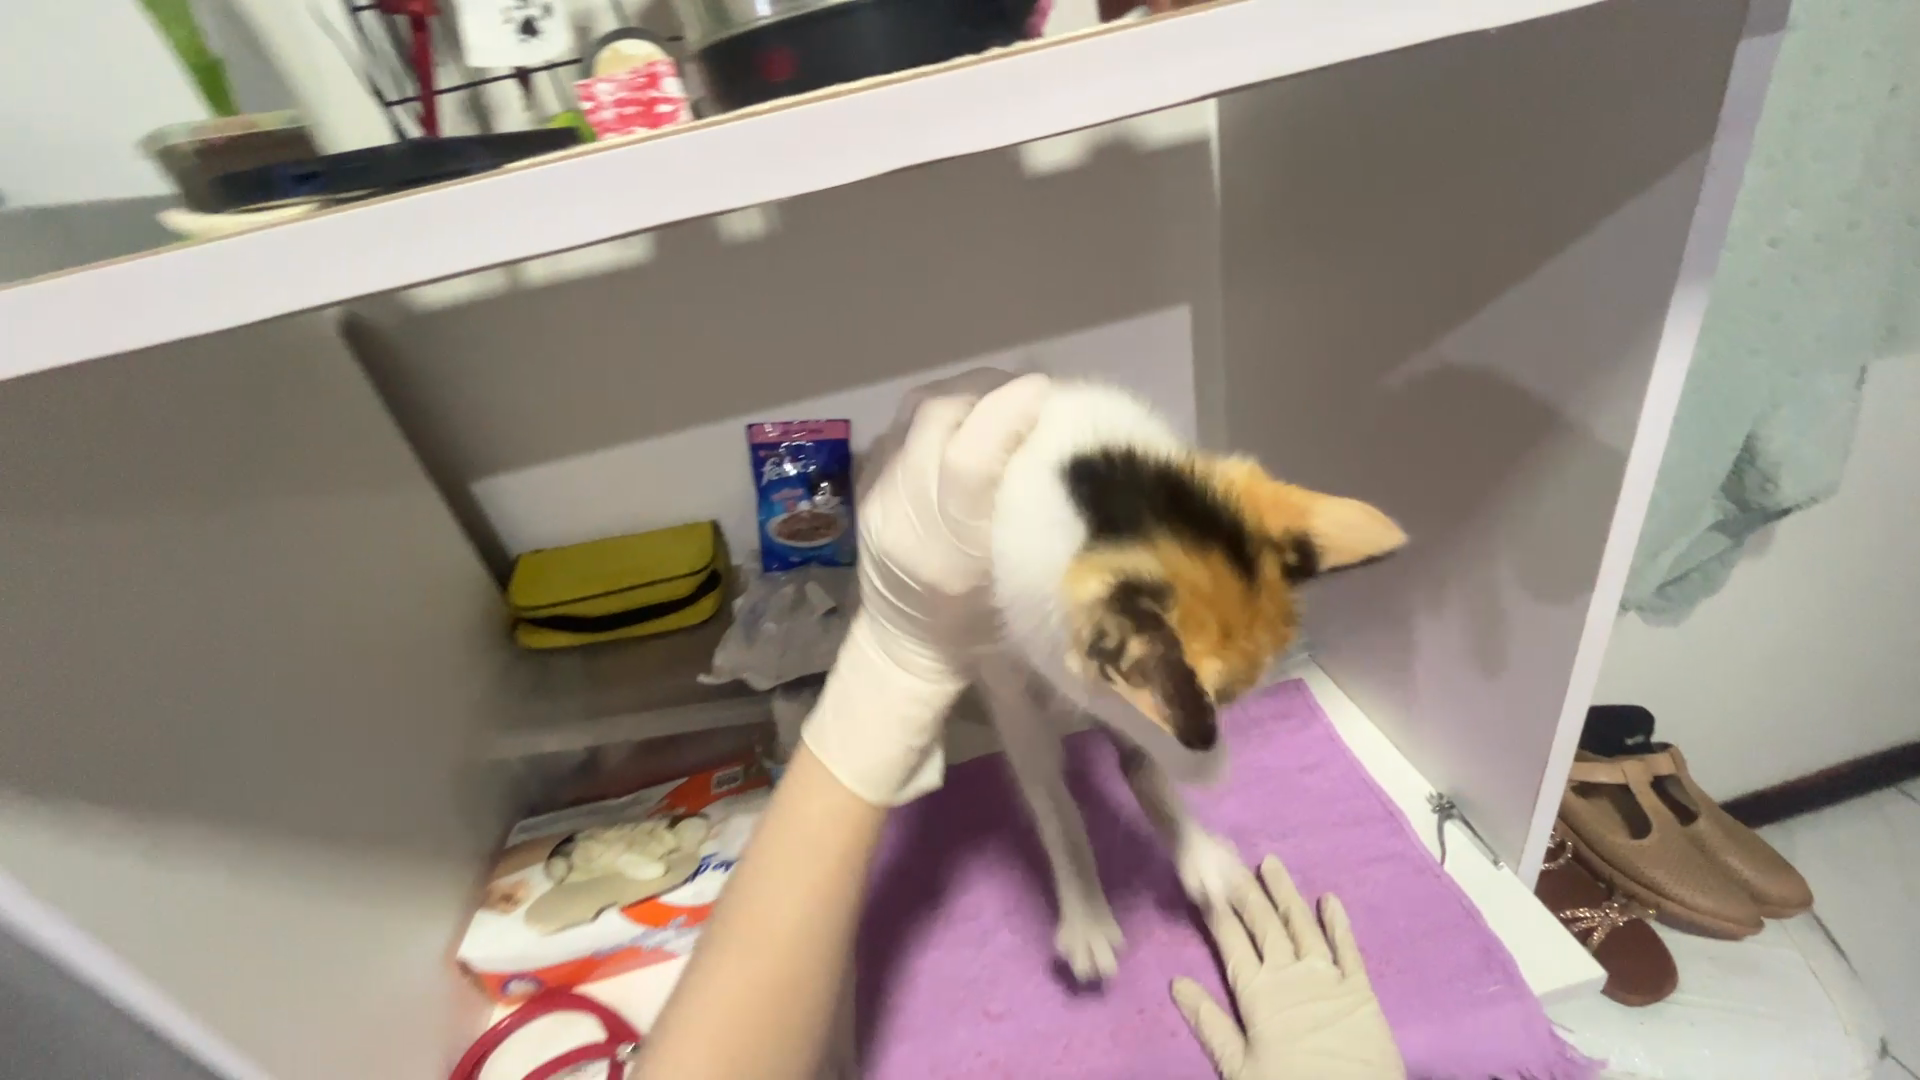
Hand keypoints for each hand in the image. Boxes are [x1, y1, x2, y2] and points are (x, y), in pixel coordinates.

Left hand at [802, 372, 1050, 805]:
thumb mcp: (1020, 588)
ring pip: (917, 409)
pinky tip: (967, 416)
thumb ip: (1039, 524)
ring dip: (966, 390)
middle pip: (938, 416)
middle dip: (990, 389)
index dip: (1007, 412)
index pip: (968, 461)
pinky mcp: (865, 477)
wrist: (902, 642)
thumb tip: (1070, 448)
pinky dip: (943, 407)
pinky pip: (904, 421)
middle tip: (1030, 393)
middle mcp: (901, 513)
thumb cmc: (975, 627)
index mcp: (947, 552)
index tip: (1047, 391)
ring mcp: (875, 491)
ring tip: (1001, 397)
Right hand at [1173, 856, 1405, 1079]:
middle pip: (1263, 922)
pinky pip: (1348, 948)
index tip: (1204, 883)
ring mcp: (1326, 978)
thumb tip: (1176, 982)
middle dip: (1246, 889)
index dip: (1216, 908)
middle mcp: (1288, 974)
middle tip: (1233, 861)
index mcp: (1256, 992)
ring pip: (1301, 924)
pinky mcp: (1361, 991)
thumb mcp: (1239, 1071)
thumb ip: (1209, 1023)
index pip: (1229, 938)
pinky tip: (1329, 899)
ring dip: (1285, 893)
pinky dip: (1338, 922)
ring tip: (1271, 864)